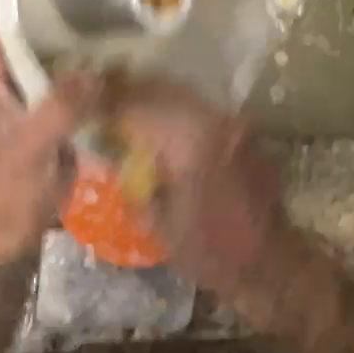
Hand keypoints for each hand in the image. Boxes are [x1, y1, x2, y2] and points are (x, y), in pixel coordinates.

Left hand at [0, 0, 100, 259]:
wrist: (18, 222)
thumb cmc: (11, 182)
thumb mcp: (31, 143)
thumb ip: (59, 106)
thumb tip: (94, 69)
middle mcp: (5, 74)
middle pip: (14, 25)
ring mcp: (30, 89)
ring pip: (44, 46)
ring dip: (65, 27)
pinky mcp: (53, 105)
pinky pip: (68, 72)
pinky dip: (85, 57)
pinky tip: (114, 44)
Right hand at [109, 80, 288, 298]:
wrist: (273, 265)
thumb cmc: (211, 252)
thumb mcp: (157, 223)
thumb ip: (130, 181)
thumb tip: (109, 155)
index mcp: (188, 140)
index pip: (136, 104)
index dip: (104, 98)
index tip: (80, 97)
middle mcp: (212, 119)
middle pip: (160, 87)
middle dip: (125, 87)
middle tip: (97, 93)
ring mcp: (232, 121)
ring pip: (182, 92)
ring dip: (150, 93)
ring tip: (123, 103)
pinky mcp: (243, 130)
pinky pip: (200, 107)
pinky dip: (174, 107)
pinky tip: (158, 122)